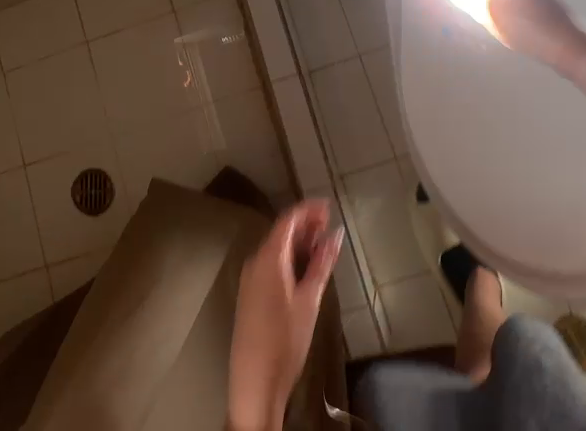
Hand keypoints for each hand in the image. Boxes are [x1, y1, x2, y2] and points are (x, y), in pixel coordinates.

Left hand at [228, 199, 343, 430]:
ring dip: (297, 242)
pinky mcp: (251, 293)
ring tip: (322, 243)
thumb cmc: (286, 339)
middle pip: (280, 232)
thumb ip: (321, 264)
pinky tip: (304, 266)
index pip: (287, 221)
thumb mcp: (309, 300)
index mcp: (268, 258)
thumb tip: (335, 235)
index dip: (307, 210)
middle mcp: (254, 262)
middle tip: (329, 224)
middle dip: (304, 225)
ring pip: (275, 248)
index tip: (328, 206)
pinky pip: (270, 263)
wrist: (255, 380)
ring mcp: (249, 278)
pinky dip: (288, 258)